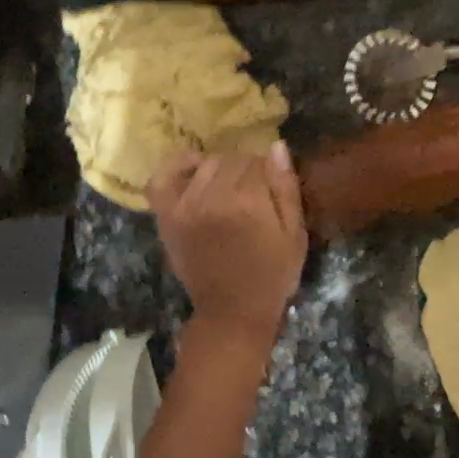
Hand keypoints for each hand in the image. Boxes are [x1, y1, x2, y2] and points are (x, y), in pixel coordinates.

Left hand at [146, 142, 307, 337]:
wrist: (233, 310)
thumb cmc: (273, 275)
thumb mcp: (295, 234)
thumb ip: (287, 189)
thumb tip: (277, 146)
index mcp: (249, 202)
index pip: (258, 161)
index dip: (269, 172)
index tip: (273, 189)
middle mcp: (213, 198)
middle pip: (231, 160)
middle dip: (247, 170)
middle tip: (254, 192)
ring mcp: (185, 206)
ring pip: (205, 164)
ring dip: (220, 169)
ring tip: (229, 188)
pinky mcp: (166, 216)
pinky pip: (163, 177)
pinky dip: (177, 167)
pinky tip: (194, 171)